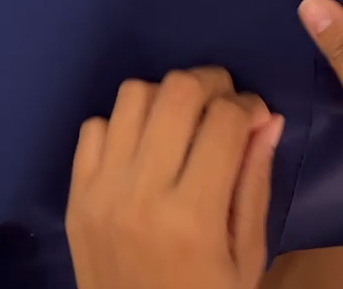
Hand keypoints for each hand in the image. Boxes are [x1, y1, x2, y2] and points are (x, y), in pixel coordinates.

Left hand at [67, 67, 284, 288]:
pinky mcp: (75, 195)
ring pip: (133, 95)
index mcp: (193, 216)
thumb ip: (255, 184)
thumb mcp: (246, 260)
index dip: (249, 104)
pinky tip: (143, 147)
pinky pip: (94, 126)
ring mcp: (101, 191)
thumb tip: (267, 118)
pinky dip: (122, 124)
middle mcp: (141, 192)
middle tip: (224, 103)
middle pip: (176, 91)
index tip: (257, 115)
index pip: (225, 120)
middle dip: (211, 82)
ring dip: (165, 97)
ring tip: (182, 121)